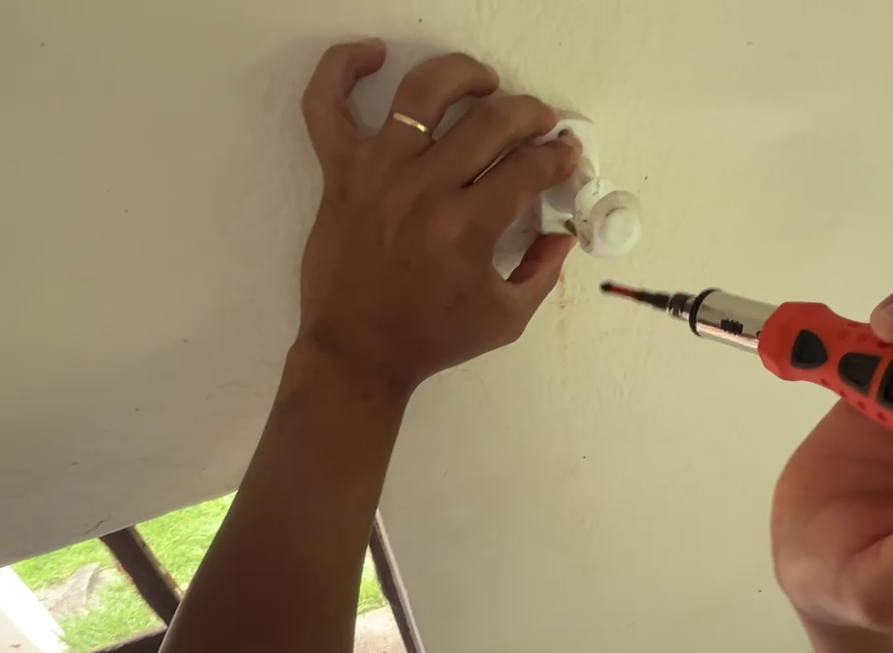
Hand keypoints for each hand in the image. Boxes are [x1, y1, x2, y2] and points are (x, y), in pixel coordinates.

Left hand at [291, 41, 579, 398]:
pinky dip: (343, 67)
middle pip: (491, 120)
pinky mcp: (340, 174)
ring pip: (422, 90)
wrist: (360, 355)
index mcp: (469, 228)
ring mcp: (378, 174)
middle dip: (531, 114)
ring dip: (464, 74)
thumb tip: (562, 235)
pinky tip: (373, 57)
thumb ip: (542, 275)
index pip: (529, 167)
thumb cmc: (432, 340)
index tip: (565, 157)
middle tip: (541, 123)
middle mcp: (425, 189)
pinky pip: (326, 105)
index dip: (558, 158)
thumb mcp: (504, 320)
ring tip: (483, 82)